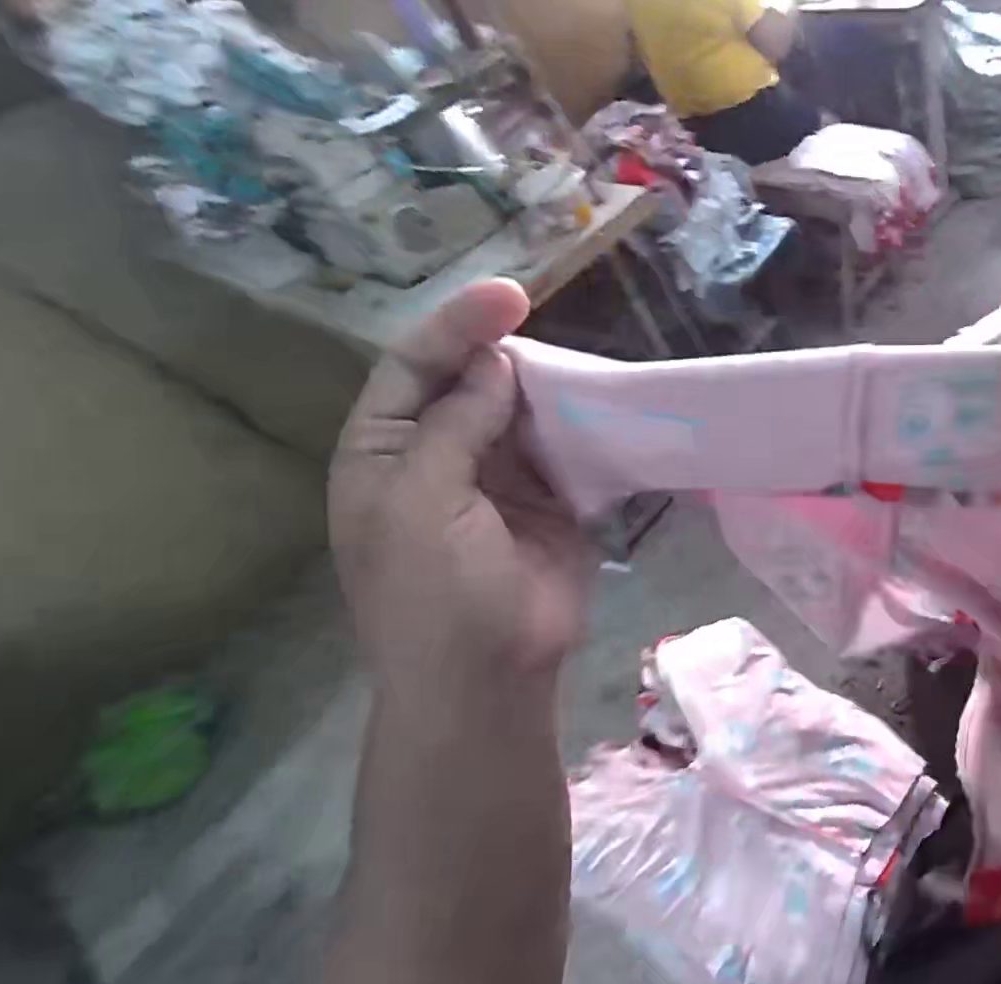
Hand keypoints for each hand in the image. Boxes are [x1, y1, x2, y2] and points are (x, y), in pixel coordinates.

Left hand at [329, 280, 594, 692]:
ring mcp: (507, 483)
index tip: (509, 297)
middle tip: (559, 337)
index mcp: (389, 451)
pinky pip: (574, 458)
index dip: (458, 329)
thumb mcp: (421, 502)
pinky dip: (591, 437)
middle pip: (477, 387)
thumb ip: (455, 429)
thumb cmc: (433, 591)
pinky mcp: (559, 506)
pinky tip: (611, 415)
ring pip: (530, 420)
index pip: (416, 370)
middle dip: (511, 358)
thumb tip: (497, 368)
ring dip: (557, 397)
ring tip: (592, 372)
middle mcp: (447, 457)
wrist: (492, 670)